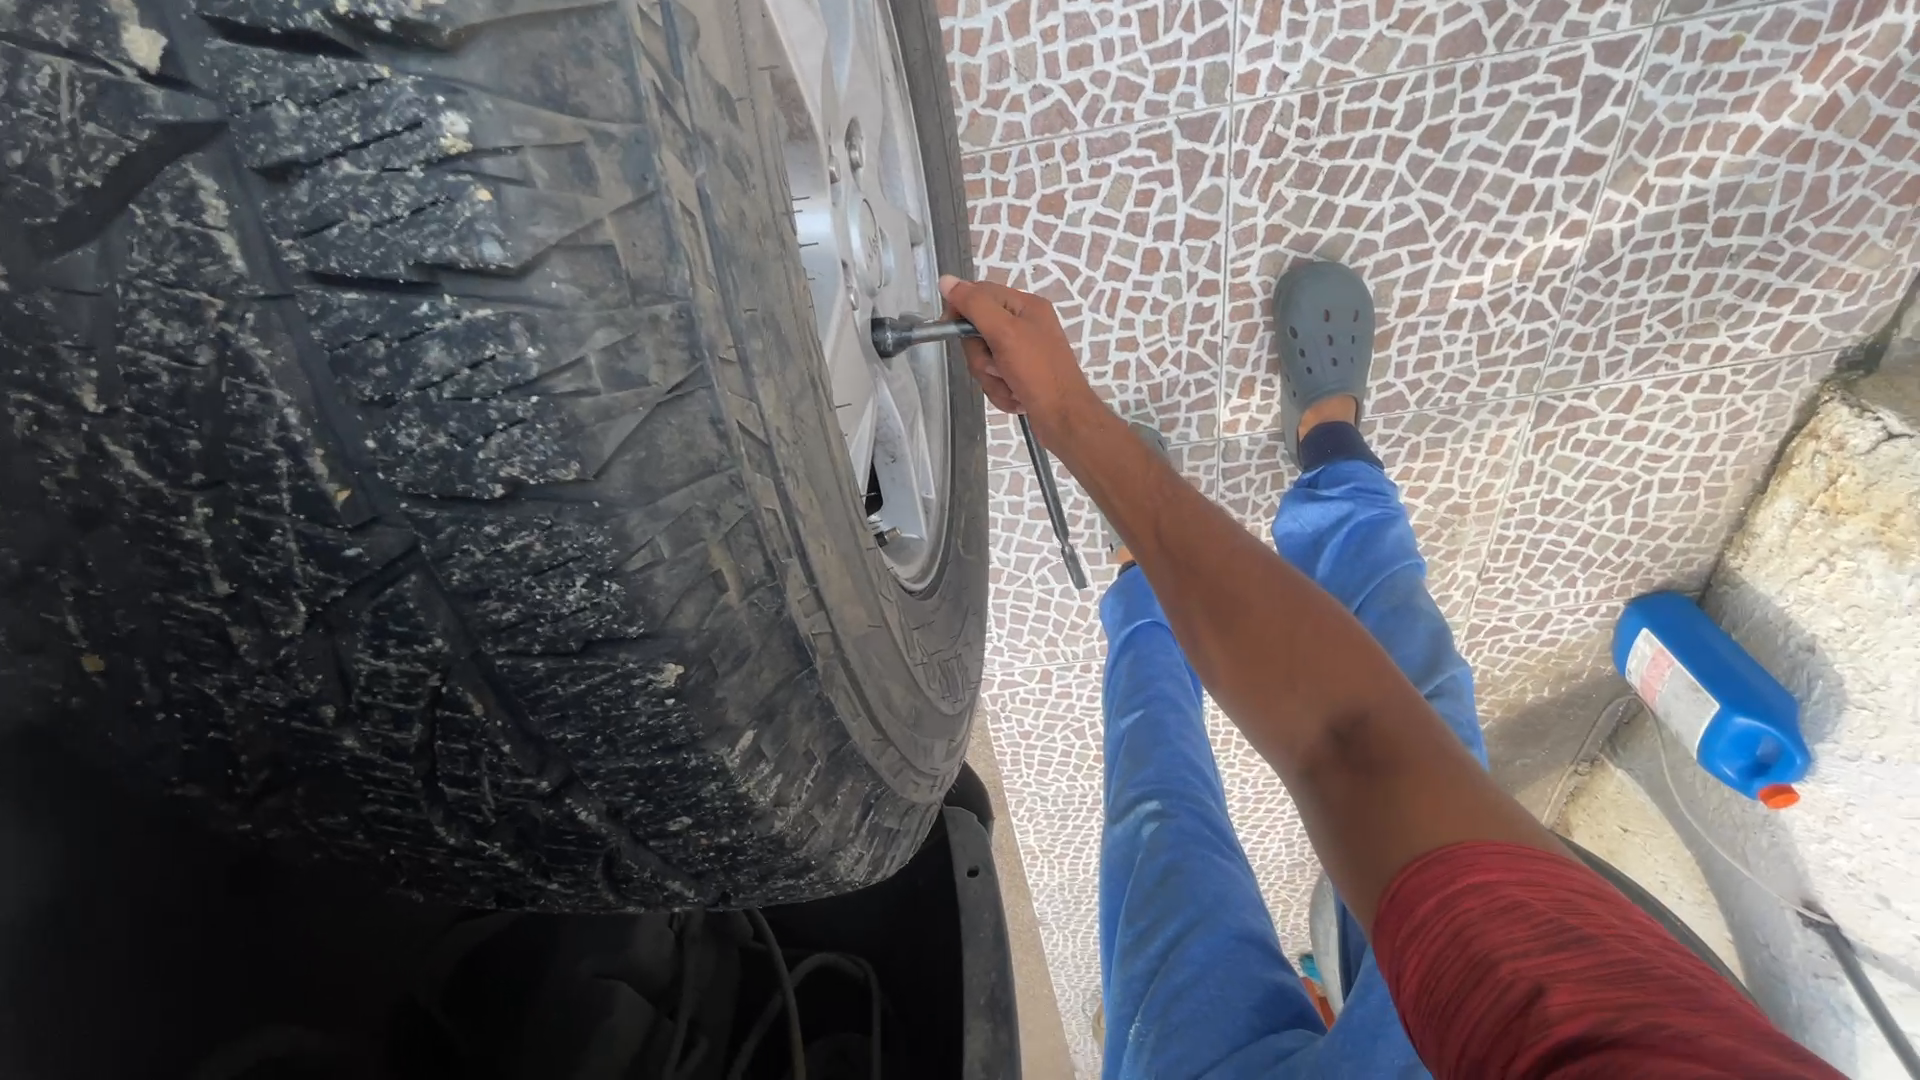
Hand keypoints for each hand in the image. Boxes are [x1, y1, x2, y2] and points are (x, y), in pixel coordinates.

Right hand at [938, 274, 1103, 445]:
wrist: (1064, 418)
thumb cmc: (1037, 372)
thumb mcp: (1004, 332)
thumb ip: (975, 305)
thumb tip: (946, 280)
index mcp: (1025, 307)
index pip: (980, 294)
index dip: (961, 310)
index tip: (949, 328)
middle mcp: (1024, 326)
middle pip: (978, 332)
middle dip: (982, 357)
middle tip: (997, 367)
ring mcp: (1022, 354)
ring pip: (984, 360)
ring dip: (991, 379)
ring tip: (1010, 387)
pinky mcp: (1020, 377)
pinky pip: (994, 379)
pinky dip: (1001, 392)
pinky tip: (1016, 398)